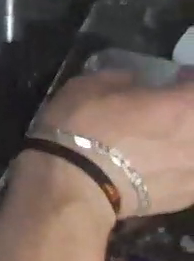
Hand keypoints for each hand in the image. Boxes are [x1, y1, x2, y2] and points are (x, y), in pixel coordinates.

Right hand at [36, 70, 193, 217]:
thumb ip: (119, 80)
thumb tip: (136, 81)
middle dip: (183, 114)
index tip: (177, 79)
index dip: (188, 80)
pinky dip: (180, 165)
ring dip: (181, 141)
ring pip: (191, 147)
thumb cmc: (80, 125)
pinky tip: (156, 166)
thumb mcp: (84, 88)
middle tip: (165, 113)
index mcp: (182, 106)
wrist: (77, 180)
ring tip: (158, 142)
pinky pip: (191, 171)